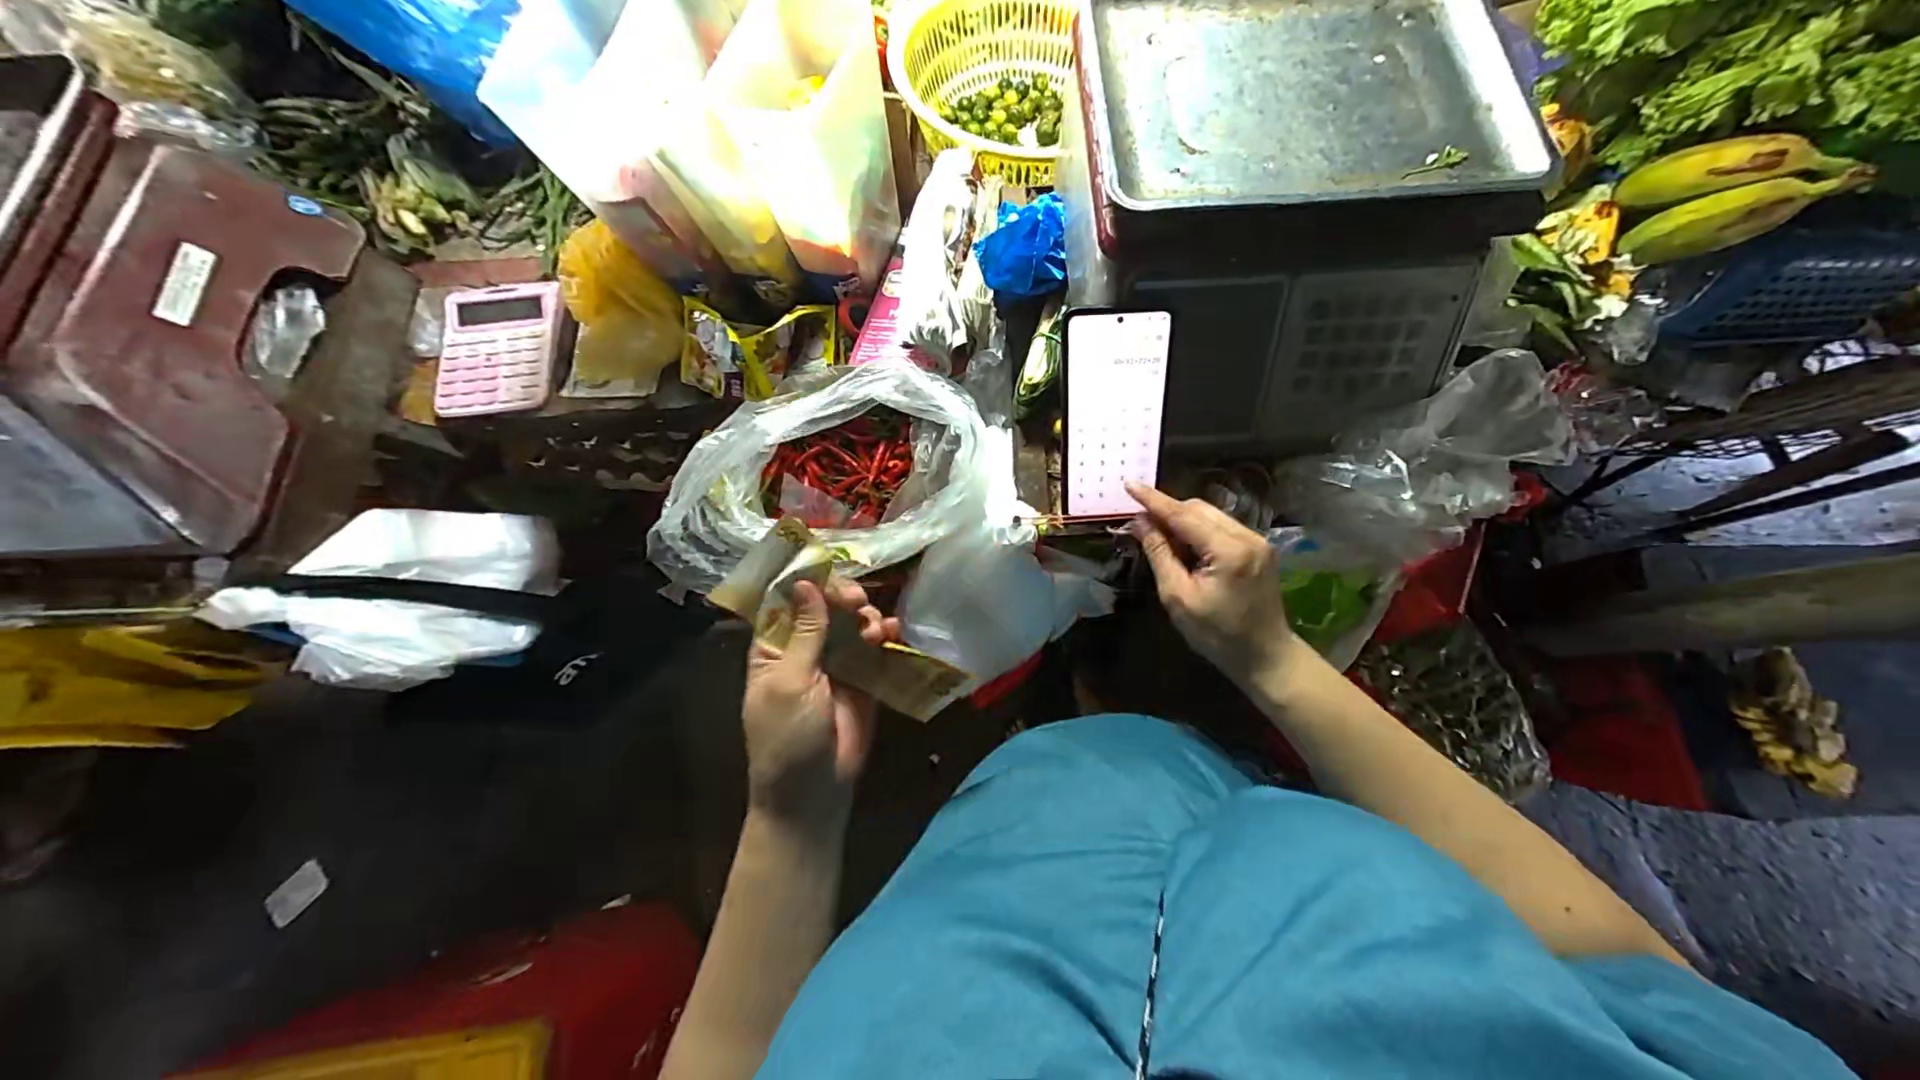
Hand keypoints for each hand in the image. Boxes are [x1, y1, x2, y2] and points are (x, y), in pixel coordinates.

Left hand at [742, 577, 899, 823]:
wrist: (814, 791)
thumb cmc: (787, 737)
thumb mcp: (789, 682)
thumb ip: (804, 634)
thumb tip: (805, 584)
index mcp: (772, 646)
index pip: (786, 599)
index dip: (807, 580)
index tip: (829, 568)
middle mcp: (803, 647)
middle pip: (823, 605)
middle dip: (841, 595)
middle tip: (856, 599)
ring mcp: (835, 662)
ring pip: (851, 622)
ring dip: (864, 616)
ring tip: (873, 630)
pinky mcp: (863, 677)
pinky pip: (874, 647)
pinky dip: (884, 635)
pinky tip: (892, 633)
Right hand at [1126, 481, 1303, 690]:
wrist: (1264, 656)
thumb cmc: (1216, 635)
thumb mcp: (1178, 597)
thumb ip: (1159, 553)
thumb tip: (1140, 521)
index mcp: (1228, 550)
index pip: (1183, 514)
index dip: (1153, 500)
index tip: (1129, 484)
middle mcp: (1247, 537)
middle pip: (1198, 508)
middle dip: (1166, 509)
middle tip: (1137, 519)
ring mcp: (1257, 541)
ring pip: (1210, 515)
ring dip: (1181, 519)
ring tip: (1156, 533)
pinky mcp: (1258, 548)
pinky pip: (1221, 527)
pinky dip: (1197, 529)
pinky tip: (1182, 543)